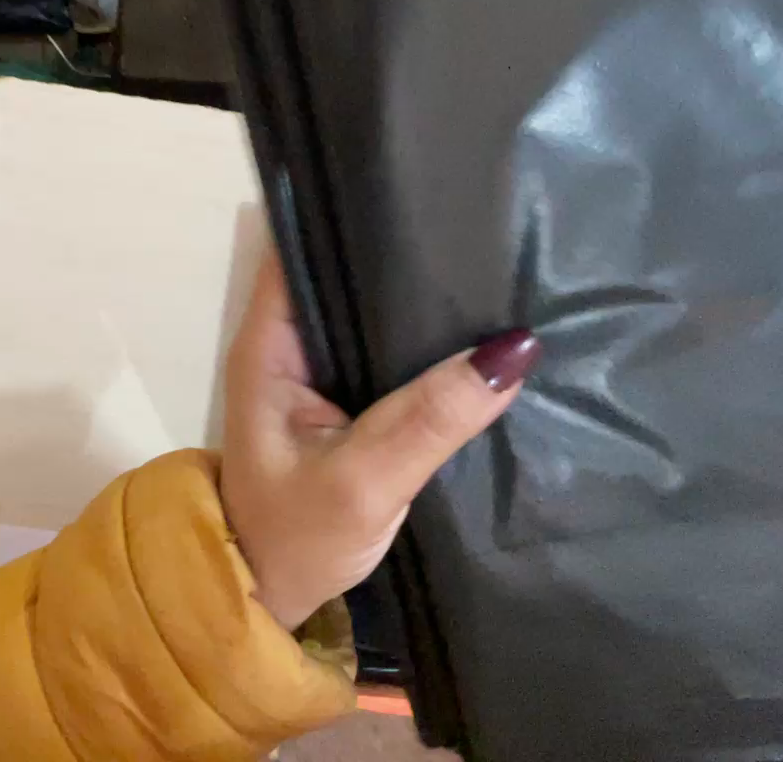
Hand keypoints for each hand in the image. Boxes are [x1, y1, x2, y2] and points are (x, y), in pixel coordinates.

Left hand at [219, 254, 539, 629]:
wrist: (270, 590)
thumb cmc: (297, 536)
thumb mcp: (365, 482)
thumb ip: (430, 419)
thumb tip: (514, 349)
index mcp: (267, 345)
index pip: (296, 252)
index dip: (344, 218)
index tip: (409, 192)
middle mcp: (284, 344)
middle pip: (334, 274)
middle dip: (389, 252)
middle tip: (466, 222)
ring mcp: (310, 370)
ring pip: (359, 311)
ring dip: (405, 296)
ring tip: (477, 259)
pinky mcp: (338, 396)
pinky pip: (376, 350)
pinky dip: (412, 339)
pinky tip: (464, 325)